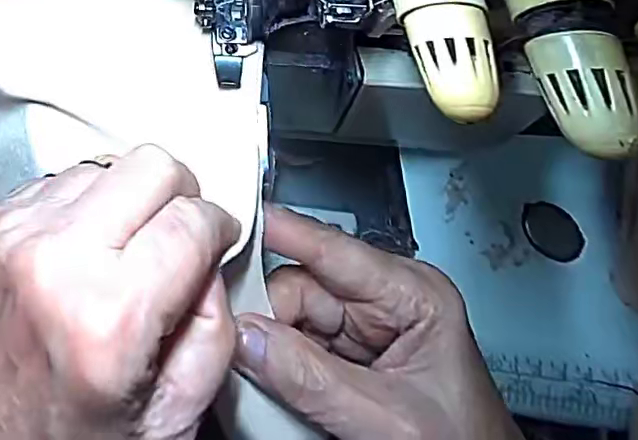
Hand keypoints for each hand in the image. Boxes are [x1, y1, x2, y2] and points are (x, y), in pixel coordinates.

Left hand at [0, 145, 242, 439]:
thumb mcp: (167, 420)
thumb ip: (212, 332)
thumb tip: (207, 256)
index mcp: (106, 318)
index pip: (191, 221)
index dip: (218, 226)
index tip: (216, 237)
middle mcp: (52, 258)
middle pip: (151, 165)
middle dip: (179, 193)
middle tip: (177, 231)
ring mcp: (11, 230)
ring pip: (104, 164)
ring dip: (125, 198)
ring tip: (119, 248)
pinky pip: (59, 180)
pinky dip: (81, 206)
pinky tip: (78, 250)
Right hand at [233, 205, 518, 439]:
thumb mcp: (395, 422)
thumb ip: (316, 380)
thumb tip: (246, 336)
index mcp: (411, 293)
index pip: (329, 246)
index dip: (275, 228)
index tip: (226, 218)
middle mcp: (382, 298)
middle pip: (297, 283)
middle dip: (267, 315)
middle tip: (239, 346)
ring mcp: (361, 326)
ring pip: (287, 314)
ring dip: (269, 344)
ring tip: (265, 381)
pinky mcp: (345, 354)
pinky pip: (293, 343)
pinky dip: (277, 362)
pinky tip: (276, 384)